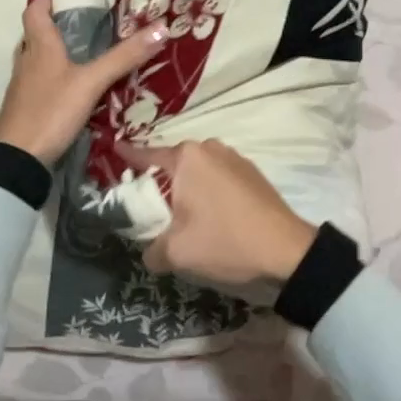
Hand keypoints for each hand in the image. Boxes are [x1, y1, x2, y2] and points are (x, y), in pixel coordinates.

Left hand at [0, 0, 164, 165]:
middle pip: (36, 34)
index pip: (34, 10)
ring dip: (56, 55)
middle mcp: (27, 61)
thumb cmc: (51, 111)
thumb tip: (161, 28)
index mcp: (39, 46)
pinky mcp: (24, 109)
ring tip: (85, 57)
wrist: (16, 162)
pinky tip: (74, 91)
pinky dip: (54, 81)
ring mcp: (22, 87)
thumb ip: (124, 57)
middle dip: (57, 27)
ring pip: (37, 60)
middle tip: (87, 26)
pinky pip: (39, 84)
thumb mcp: (92, 82)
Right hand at [120, 139, 317, 289]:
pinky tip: (210, 215)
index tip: (113, 150)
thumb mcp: (176, 253)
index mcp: (187, 157)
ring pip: (198, 170)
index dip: (127, 156)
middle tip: (149, 206)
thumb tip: (150, 251)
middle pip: (174, 163)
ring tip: (181, 215)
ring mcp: (234, 157)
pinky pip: (219, 177)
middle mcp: (209, 148)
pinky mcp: (252, 173)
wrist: (287, 252)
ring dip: (188, 188)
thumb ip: (151, 249)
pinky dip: (209, 191)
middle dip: (160, 181)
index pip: (147, 155)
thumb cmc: (225, 242)